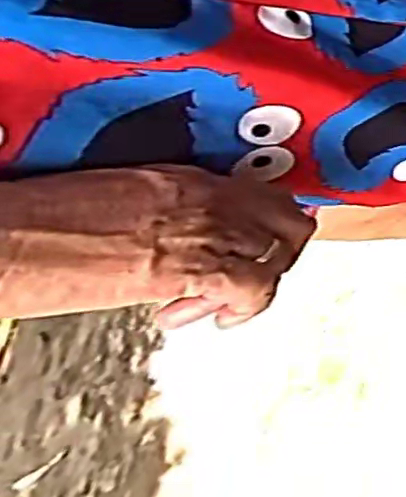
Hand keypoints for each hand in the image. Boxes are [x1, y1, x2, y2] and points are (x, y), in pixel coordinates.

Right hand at [0, 166, 314, 328]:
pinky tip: (218, 316)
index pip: (268, 196)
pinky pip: (255, 287)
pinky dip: (247, 305)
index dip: (273, 222)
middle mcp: (211, 202)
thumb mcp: (117, 197)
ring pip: (277, 256)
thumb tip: (183, 229)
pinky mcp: (190, 269)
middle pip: (288, 223)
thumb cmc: (25, 222)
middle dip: (280, 251)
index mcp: (190, 180)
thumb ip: (166, 207)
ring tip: (213, 301)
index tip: (264, 241)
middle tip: (253, 272)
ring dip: (255, 282)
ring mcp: (206, 233)